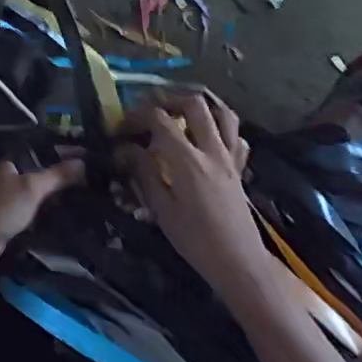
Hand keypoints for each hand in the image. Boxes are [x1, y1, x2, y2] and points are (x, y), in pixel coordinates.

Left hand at [0, 157, 84, 270]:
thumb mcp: (31, 188)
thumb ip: (56, 175)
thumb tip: (84, 162)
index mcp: (11, 164)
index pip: (41, 153)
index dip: (64, 155)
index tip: (92, 160)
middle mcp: (10, 180)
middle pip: (43, 177)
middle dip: (66, 180)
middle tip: (98, 184)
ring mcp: (11, 202)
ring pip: (41, 198)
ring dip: (60, 201)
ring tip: (93, 201)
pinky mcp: (13, 223)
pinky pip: (37, 217)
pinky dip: (51, 218)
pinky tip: (75, 220)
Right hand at [116, 93, 269, 288]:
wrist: (238, 262)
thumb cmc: (194, 240)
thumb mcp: (160, 208)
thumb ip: (144, 172)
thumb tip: (126, 149)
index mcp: (188, 161)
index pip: (160, 120)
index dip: (137, 116)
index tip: (122, 125)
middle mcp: (212, 151)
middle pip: (195, 105)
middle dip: (170, 99)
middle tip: (151, 108)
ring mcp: (230, 159)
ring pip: (223, 114)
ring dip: (201, 107)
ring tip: (180, 112)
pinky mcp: (240, 170)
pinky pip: (236, 138)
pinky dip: (222, 129)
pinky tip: (207, 138)